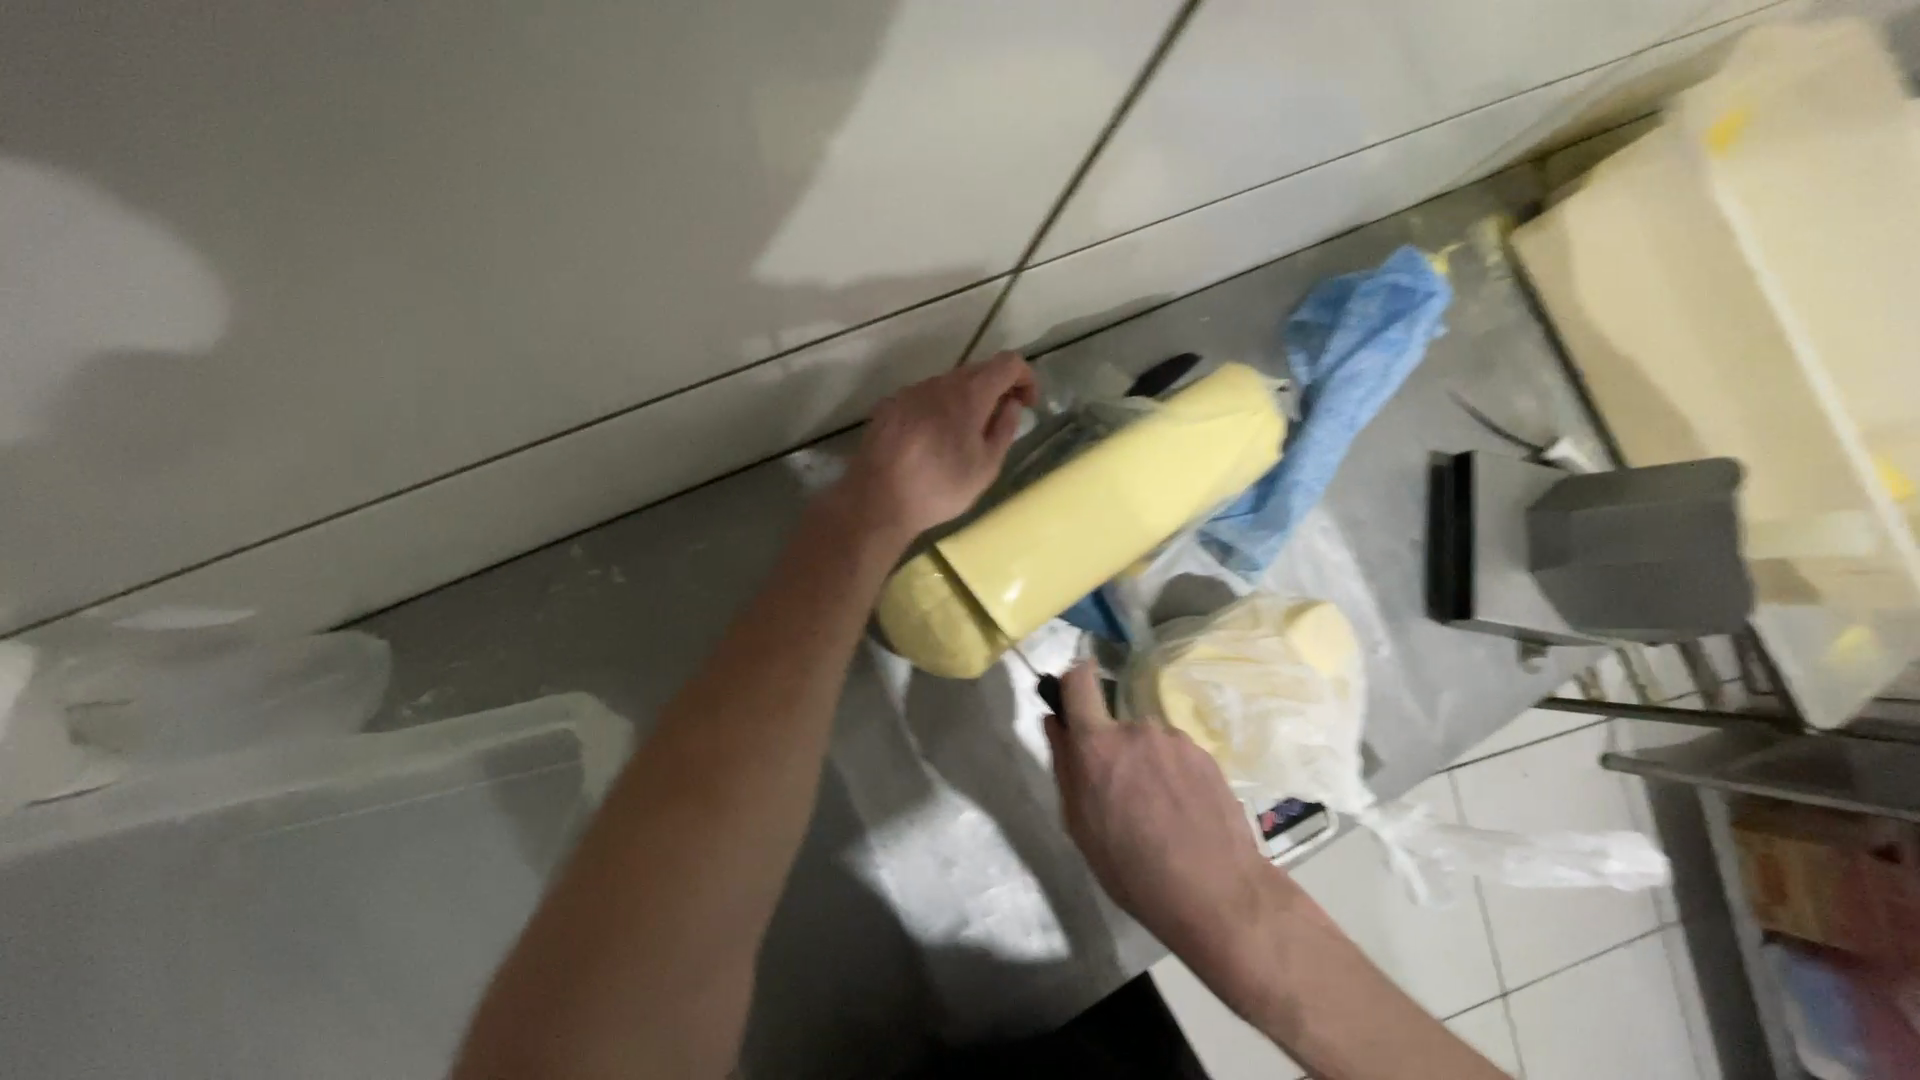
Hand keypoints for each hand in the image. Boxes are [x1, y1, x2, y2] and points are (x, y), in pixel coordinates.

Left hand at [841, 351, 1037, 538]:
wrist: (875, 500)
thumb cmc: (938, 488)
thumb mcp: (985, 468)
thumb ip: (1004, 430)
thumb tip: (1011, 405)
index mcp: (968, 395)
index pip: (1007, 363)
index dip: (1025, 378)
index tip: (1026, 405)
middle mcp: (938, 383)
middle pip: (977, 370)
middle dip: (996, 390)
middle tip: (999, 423)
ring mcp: (910, 392)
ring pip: (948, 385)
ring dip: (965, 401)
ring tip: (964, 437)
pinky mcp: (889, 406)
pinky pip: (924, 398)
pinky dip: (939, 410)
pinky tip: (932, 442)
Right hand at [1045, 662, 1288, 991]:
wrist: (1216, 893)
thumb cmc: (1132, 869)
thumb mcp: (1080, 826)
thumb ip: (1065, 766)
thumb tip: (1056, 723)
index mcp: (1097, 745)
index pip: (1079, 681)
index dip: (1072, 681)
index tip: (1072, 694)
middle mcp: (1136, 730)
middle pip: (1115, 728)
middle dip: (1114, 753)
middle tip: (1122, 800)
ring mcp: (1176, 741)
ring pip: (1149, 744)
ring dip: (1147, 766)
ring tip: (1160, 815)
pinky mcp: (1207, 756)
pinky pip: (1178, 757)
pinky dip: (1175, 778)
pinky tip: (1185, 816)